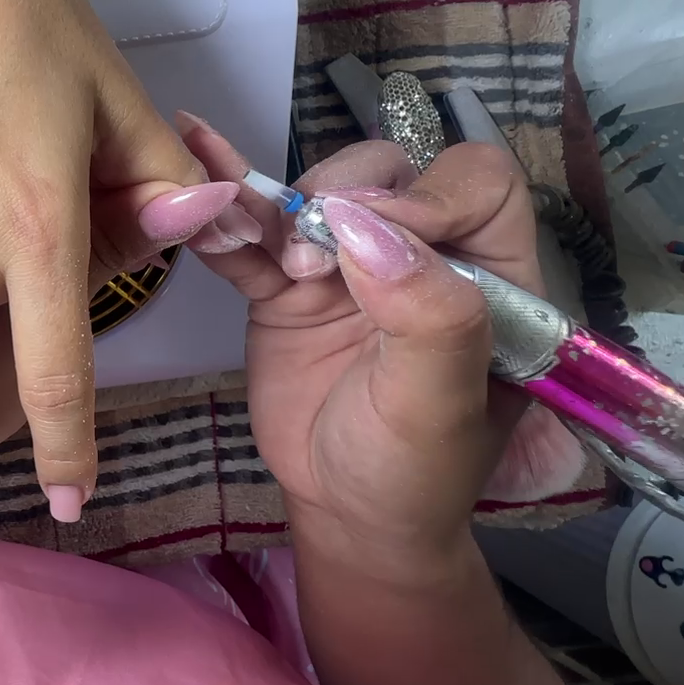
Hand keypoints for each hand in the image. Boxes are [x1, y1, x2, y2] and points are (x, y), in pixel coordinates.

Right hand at [175, 118, 583, 579]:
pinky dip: (221, 224)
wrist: (339, 508)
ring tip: (259, 256)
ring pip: (309, 196)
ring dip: (274, 209)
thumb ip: (425, 316)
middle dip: (337, 200)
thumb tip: (364, 225)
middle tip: (307, 262)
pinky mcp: (280, 287)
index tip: (369, 237)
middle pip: (381, 176)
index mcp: (485, 276)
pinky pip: (248, 242)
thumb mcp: (435, 406)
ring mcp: (340, 269)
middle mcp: (413, 257)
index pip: (473, 187)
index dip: (427, 194)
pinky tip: (198, 207)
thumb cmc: (410, 470)